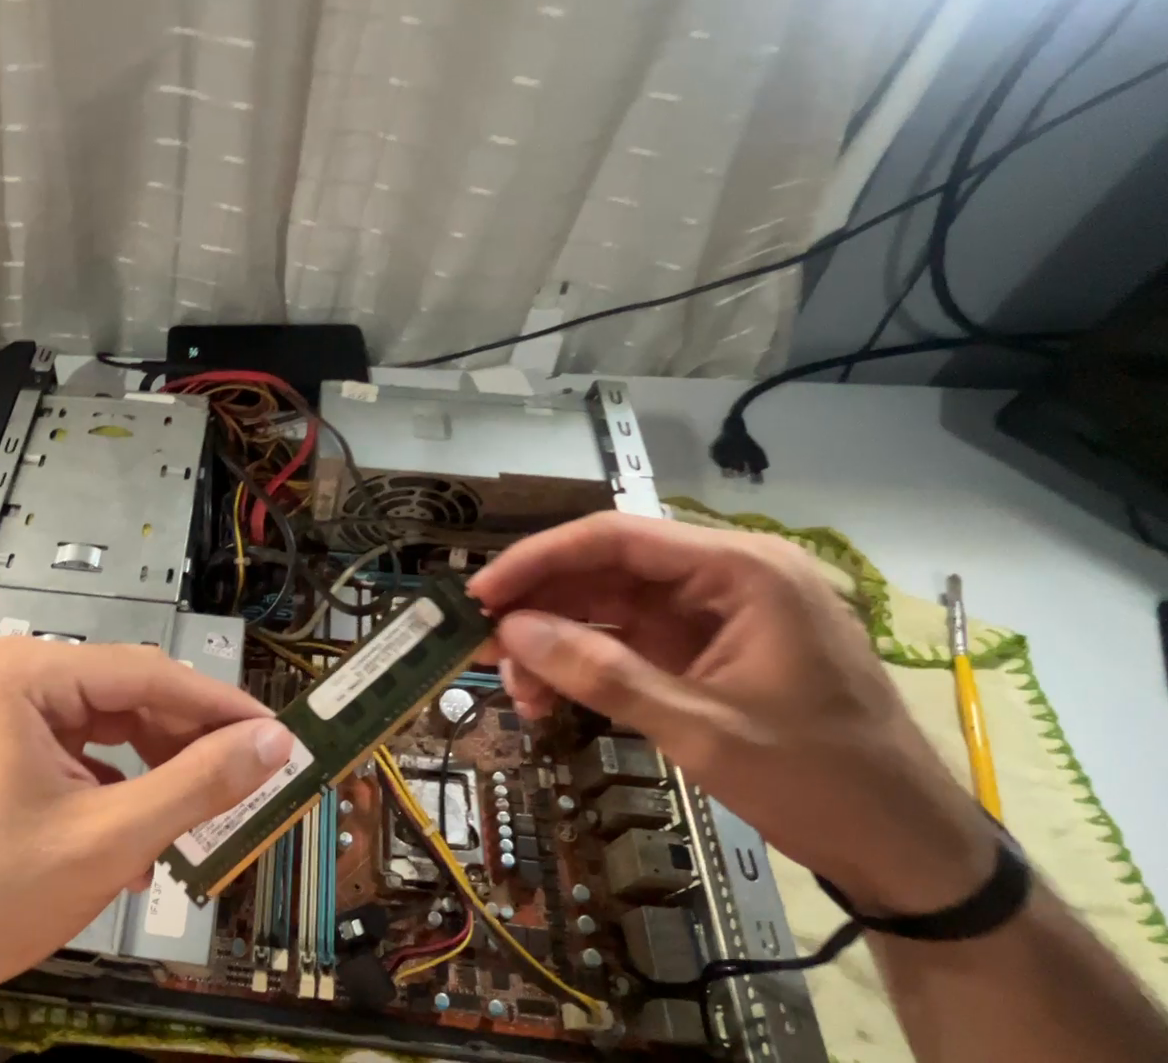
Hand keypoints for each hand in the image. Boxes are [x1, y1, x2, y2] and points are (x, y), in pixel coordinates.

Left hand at [0, 637, 293, 1055]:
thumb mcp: (110, 838)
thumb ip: (199, 785)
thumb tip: (271, 744)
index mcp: (29, 674)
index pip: (150, 675)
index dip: (222, 708)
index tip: (278, 735)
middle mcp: (16, 680)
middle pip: (131, 698)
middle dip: (190, 744)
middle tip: (248, 780)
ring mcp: (7, 717)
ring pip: (112, 729)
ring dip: (159, 772)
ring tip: (200, 814)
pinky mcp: (6, 754)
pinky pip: (84, 756)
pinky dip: (122, 790)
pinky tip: (143, 839)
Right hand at [468, 512, 994, 915]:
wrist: (907, 849)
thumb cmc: (821, 781)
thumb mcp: (702, 729)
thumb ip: (601, 673)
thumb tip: (510, 631)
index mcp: (742, 571)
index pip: (617, 538)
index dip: (539, 559)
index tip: (481, 593)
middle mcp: (725, 578)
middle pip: (606, 570)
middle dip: (542, 608)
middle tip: (483, 647)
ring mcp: (714, 616)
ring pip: (608, 608)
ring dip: (556, 643)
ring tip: (519, 689)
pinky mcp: (704, 651)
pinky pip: (625, 643)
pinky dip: (584, 666)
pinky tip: (549, 698)